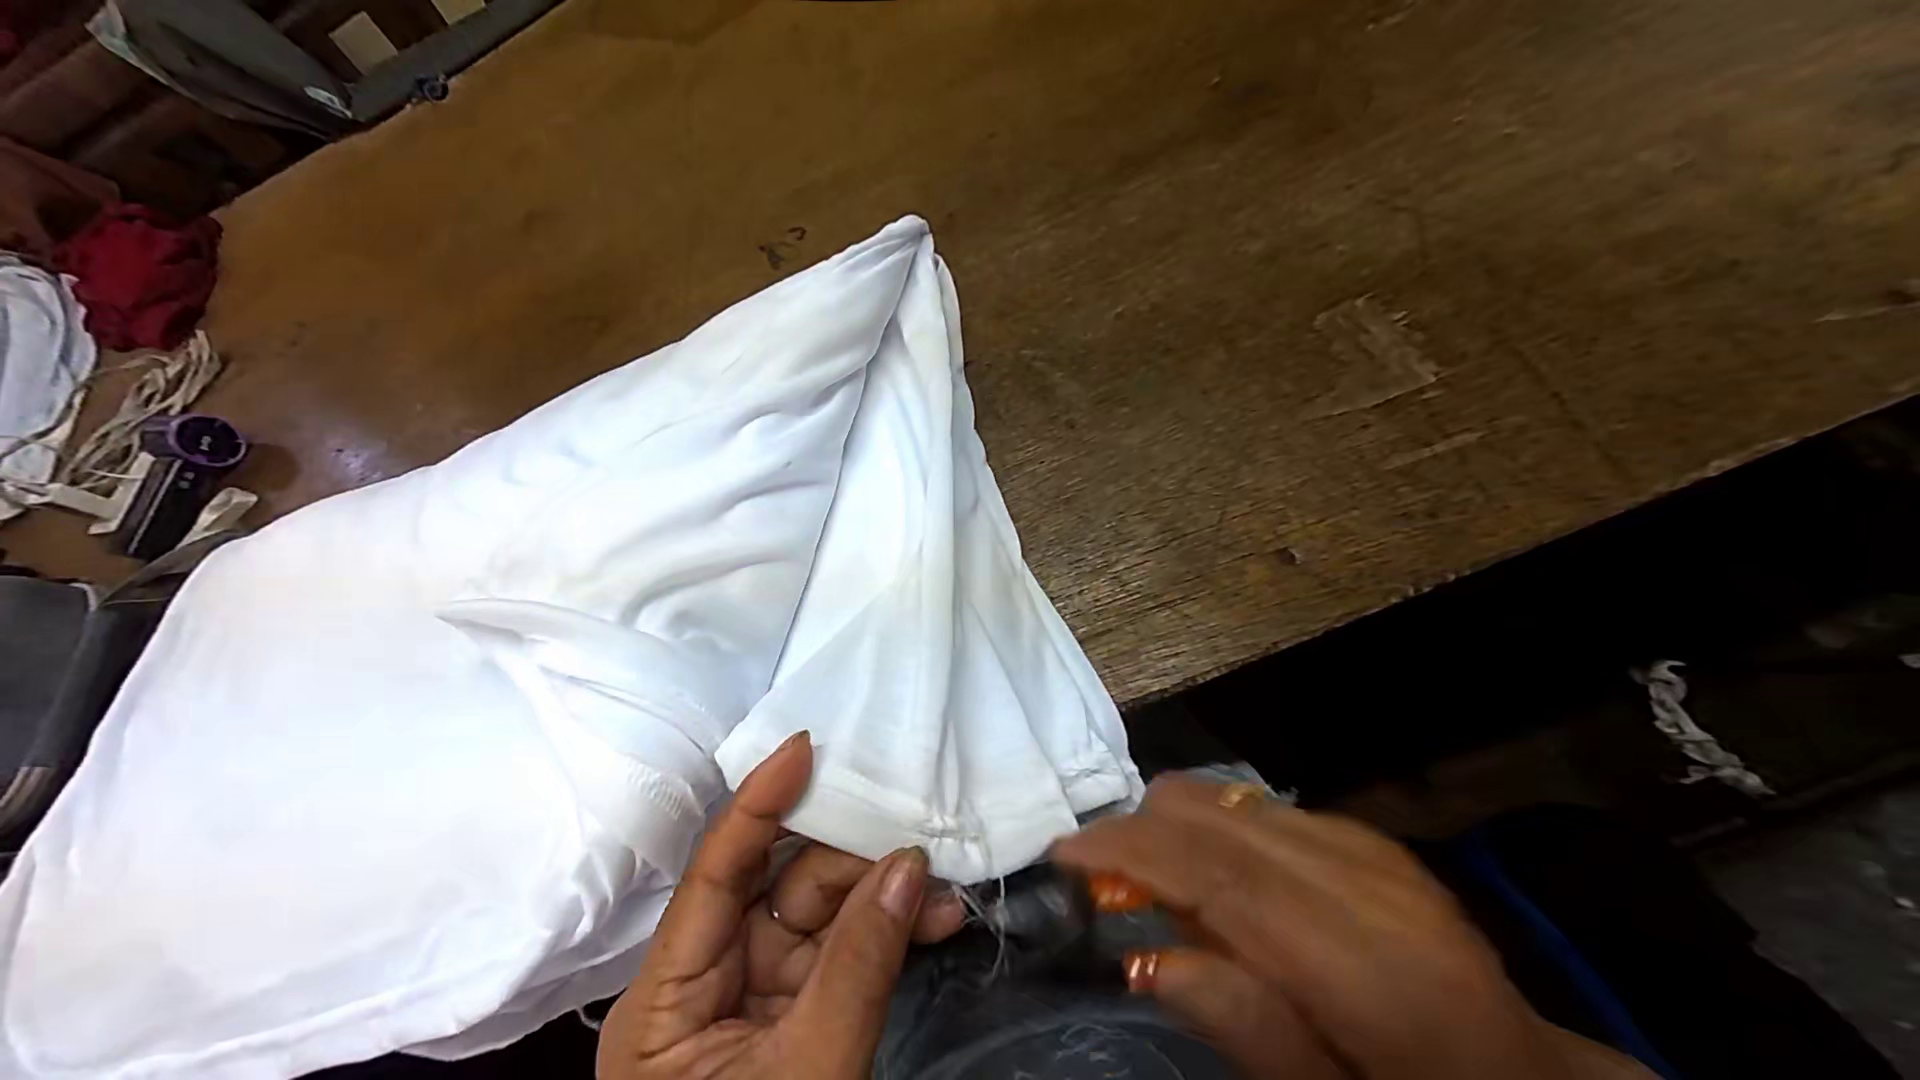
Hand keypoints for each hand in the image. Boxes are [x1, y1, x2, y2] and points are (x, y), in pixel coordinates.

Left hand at [597, 731, 966, 1079]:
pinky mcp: (803, 1012)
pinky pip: (849, 951)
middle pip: (781, 886)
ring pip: (824, 915)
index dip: (758, 804)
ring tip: (946, 888)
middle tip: (914, 835)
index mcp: (668, 996)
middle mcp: (710, 980)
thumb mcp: (806, 1073)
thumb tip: (909, 867)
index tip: (805, 748)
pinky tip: (938, 919)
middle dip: (850, 858)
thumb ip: (857, 966)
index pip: (714, 873)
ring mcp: (761, 995)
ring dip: (886, 894)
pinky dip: (893, 932)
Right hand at [1052, 777, 1654, 1079]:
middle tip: (1103, 880)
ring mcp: (1372, 850)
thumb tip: (1144, 956)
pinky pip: (1263, 806)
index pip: (1216, 870)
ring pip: (1233, 796)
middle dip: (1140, 829)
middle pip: (1216, 814)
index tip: (1064, 851)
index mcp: (1363, 964)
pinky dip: (1215, 825)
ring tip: (1153, 880)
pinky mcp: (1371, 840)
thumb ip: (1247, 1030)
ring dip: (1173, 825)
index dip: (1129, 846)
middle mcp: (1365, 882)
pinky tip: (1213, 873)